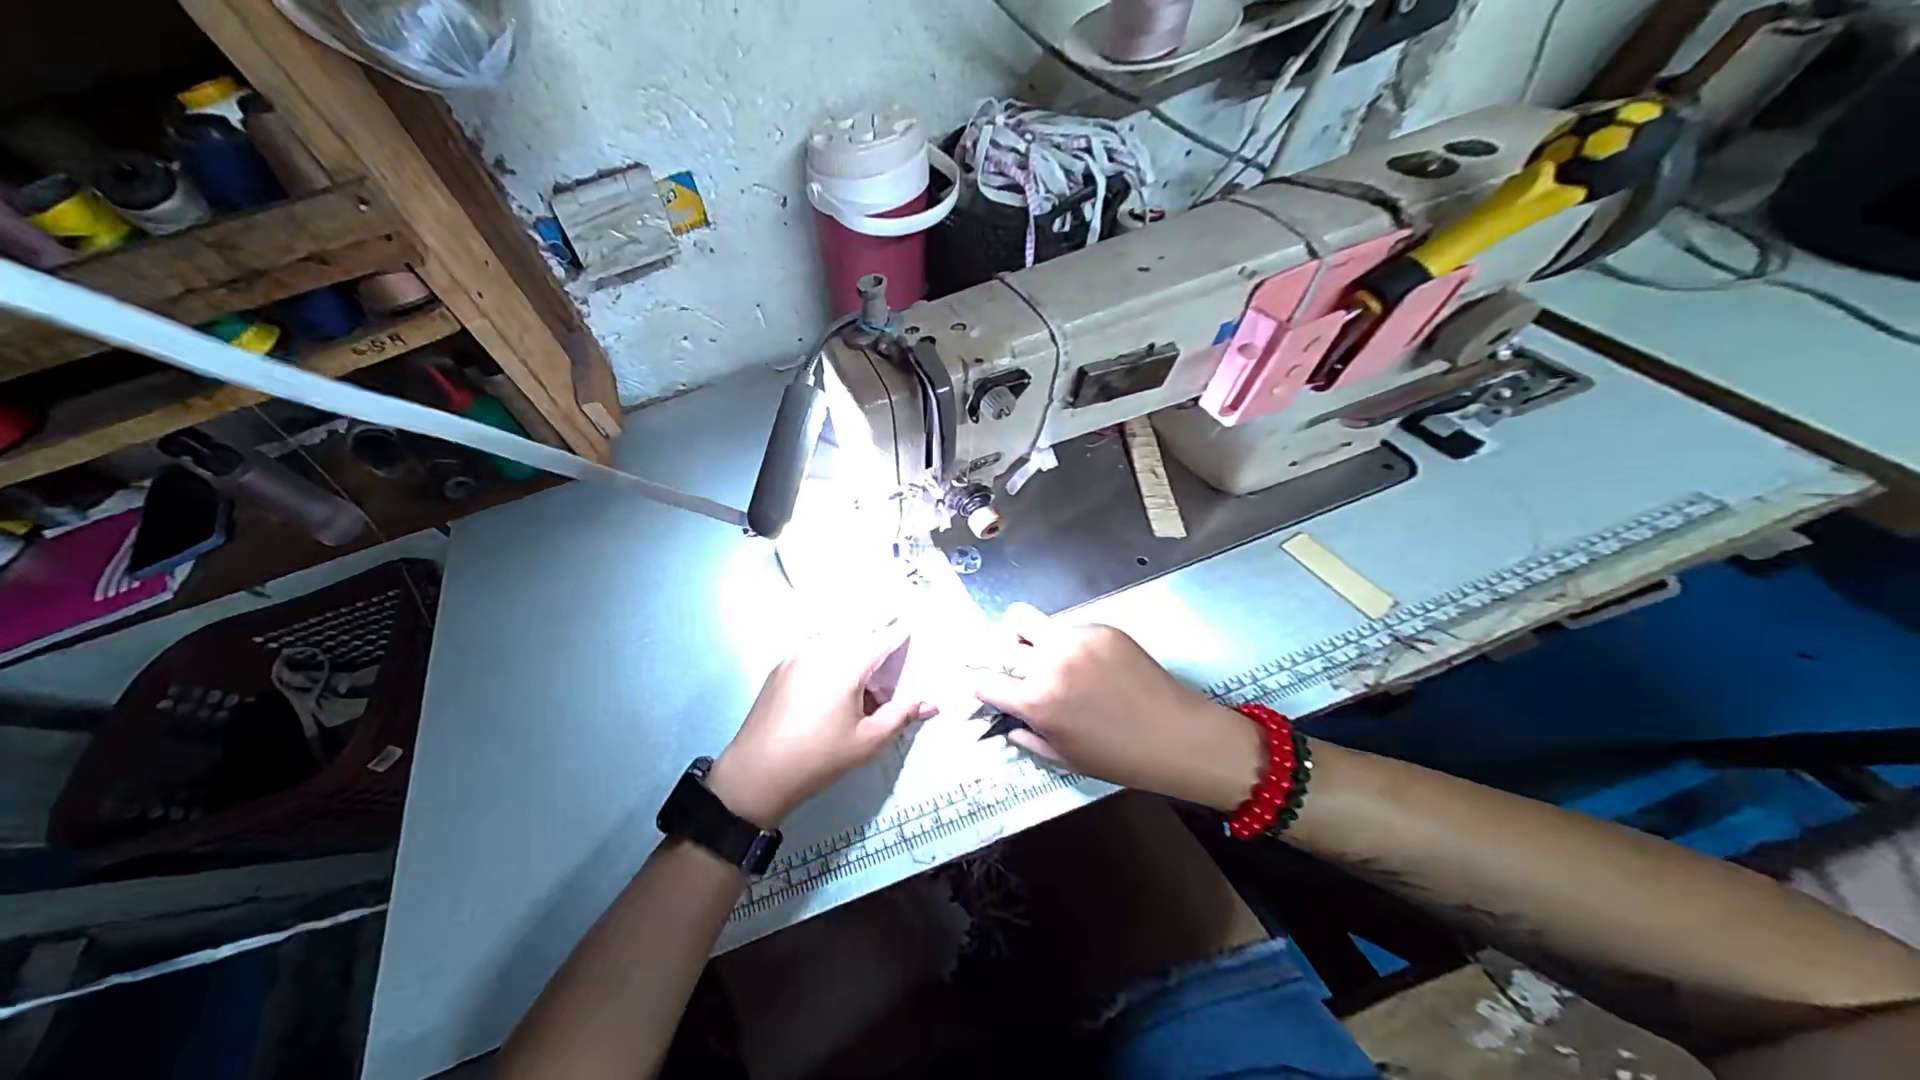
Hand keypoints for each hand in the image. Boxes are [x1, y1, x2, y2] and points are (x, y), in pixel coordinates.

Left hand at [708, 621, 935, 827]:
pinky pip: (815, 648)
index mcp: (845, 663)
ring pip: (834, 636)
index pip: (880, 637)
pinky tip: (838, 680)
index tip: (913, 623)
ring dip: (854, 644)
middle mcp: (820, 649)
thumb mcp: (867, 741)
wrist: (755, 774)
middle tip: (893, 640)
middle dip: (877, 632)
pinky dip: (833, 652)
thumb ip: (901, 716)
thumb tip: (930, 705)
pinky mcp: (781, 667)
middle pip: (856, 629)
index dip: (899, 631)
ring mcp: (796, 656)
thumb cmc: (818, 758)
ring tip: (866, 671)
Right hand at [972, 604, 1262, 810]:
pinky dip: (1064, 641)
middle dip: (998, 652)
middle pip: (1000, 639)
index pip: (985, 680)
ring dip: (1026, 636)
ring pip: (1029, 620)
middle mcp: (1049, 664)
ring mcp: (1075, 640)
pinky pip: (1067, 626)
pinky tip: (1086, 661)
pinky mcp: (1101, 628)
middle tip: (1011, 664)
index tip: (978, 681)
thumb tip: (1009, 721)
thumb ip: (1027, 737)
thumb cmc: (1118, 757)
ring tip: (1042, 653)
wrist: (1176, 735)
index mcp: (1036, 701)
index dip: (976, 681)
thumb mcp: (1063, 757)